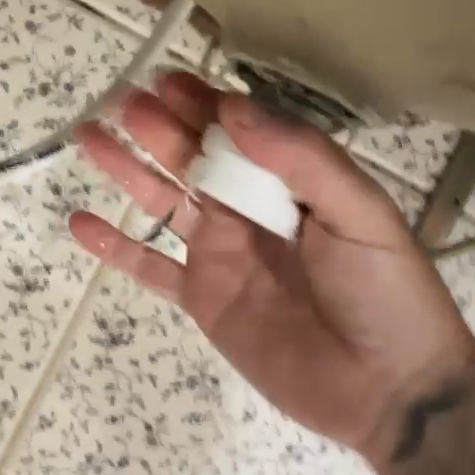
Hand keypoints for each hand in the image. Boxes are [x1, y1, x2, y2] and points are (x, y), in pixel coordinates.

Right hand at [68, 73, 474, 465]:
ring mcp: (219, 252)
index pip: (234, 129)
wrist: (394, 394)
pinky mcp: (202, 297)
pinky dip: (114, 246)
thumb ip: (300, 158)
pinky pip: (148, 266)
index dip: (201, 102)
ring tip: (87, 136)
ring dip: (125, 167)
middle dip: (156, 125)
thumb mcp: (360, 213)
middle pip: (190, 157)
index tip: (166, 80)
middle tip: (121, 102)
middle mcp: (246, 207)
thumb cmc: (386, 293)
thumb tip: (234, 108)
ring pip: (161, 199)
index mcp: (285, 181)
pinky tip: (79, 223)